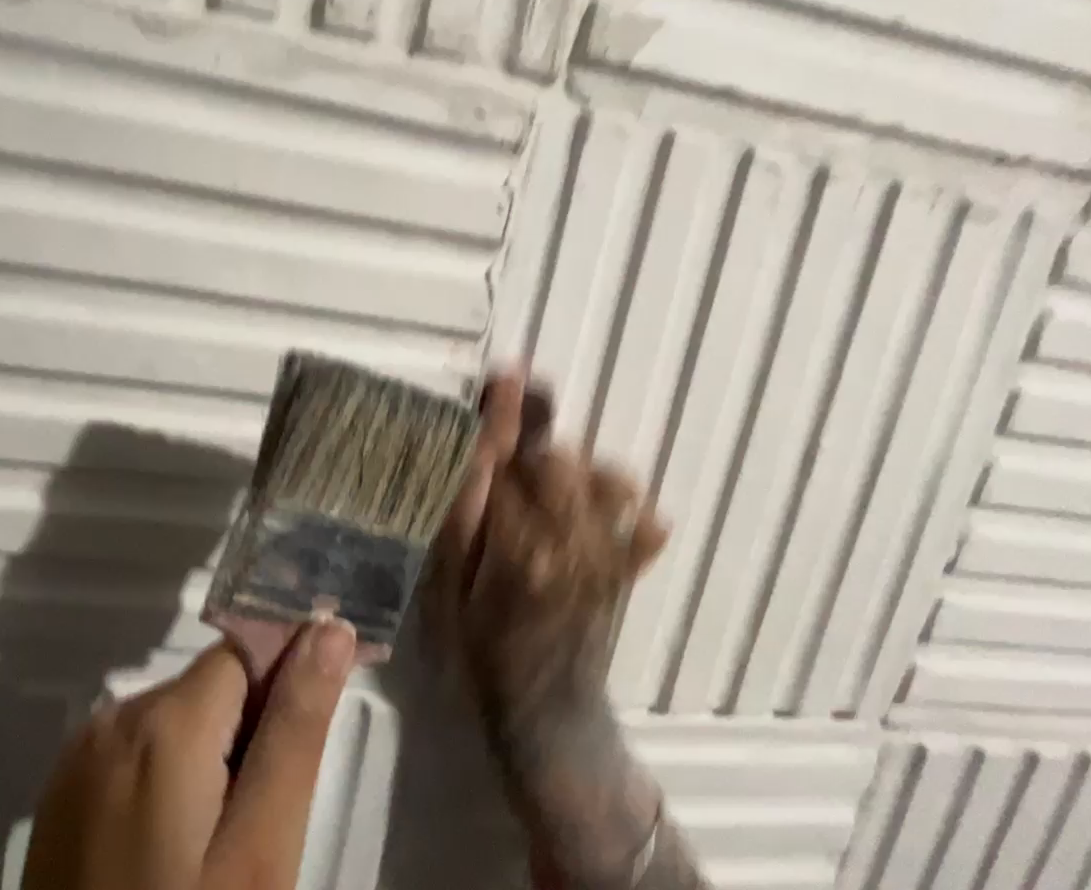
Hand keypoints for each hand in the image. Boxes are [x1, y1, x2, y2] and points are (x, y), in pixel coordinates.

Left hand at [21, 620, 357, 889]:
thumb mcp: (259, 847)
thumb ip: (296, 730)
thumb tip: (329, 629)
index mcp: (162, 720)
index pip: (247, 652)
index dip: (288, 683)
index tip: (309, 739)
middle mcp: (112, 717)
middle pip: (210, 686)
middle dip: (251, 731)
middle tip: (263, 820)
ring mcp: (79, 757)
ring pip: (176, 720)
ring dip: (213, 757)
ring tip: (219, 843)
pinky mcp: (63, 794)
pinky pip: (137, 753)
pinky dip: (171, 777)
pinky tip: (175, 847)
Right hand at [427, 370, 683, 889]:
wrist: (549, 719)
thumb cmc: (481, 657)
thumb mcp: (446, 596)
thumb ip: (460, 525)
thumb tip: (473, 461)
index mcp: (519, 548)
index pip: (507, 465)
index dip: (503, 417)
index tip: (506, 373)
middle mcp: (572, 543)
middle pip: (562, 461)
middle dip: (535, 442)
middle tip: (509, 452)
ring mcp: (608, 556)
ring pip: (607, 480)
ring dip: (576, 467)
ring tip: (549, 482)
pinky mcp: (628, 570)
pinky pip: (644, 523)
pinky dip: (628, 505)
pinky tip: (610, 507)